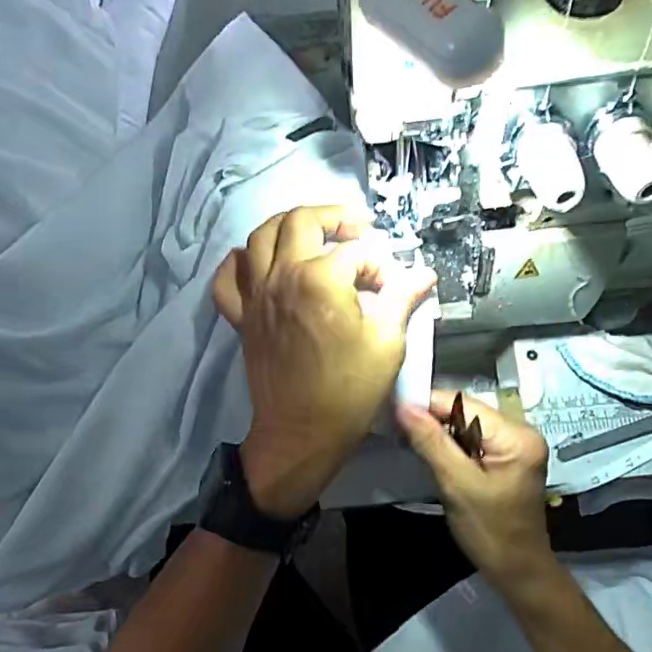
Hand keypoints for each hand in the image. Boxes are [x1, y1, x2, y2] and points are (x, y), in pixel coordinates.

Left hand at [213, 206, 434, 517]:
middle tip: (356, 230)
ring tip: (312, 233)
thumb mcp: (388, 343)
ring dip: (287, 225)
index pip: (356, 252)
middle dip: (333, 218)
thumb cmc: (350, 390)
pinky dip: (239, 263)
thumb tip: (424, 274)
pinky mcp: (242, 317)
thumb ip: (402, 298)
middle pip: (300, 221)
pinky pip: (227, 279)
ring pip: (259, 237)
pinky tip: (256, 262)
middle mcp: (282, 276)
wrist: (302, 433)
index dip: (380, 263)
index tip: (393, 285)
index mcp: (320, 279)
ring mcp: (256, 296)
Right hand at [396, 390, 556, 588]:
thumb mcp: (457, 485)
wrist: (517, 571)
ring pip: (468, 424)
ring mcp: (517, 444)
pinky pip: (474, 439)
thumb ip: (431, 442)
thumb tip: (403, 406)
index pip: (466, 404)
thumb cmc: (489, 532)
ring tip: (410, 438)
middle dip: (433, 418)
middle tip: (398, 426)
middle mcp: (522, 431)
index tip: (394, 408)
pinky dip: (452, 444)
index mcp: (517, 436)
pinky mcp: (508, 457)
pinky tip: (433, 452)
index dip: (429, 404)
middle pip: (468, 411)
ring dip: (440, 431)